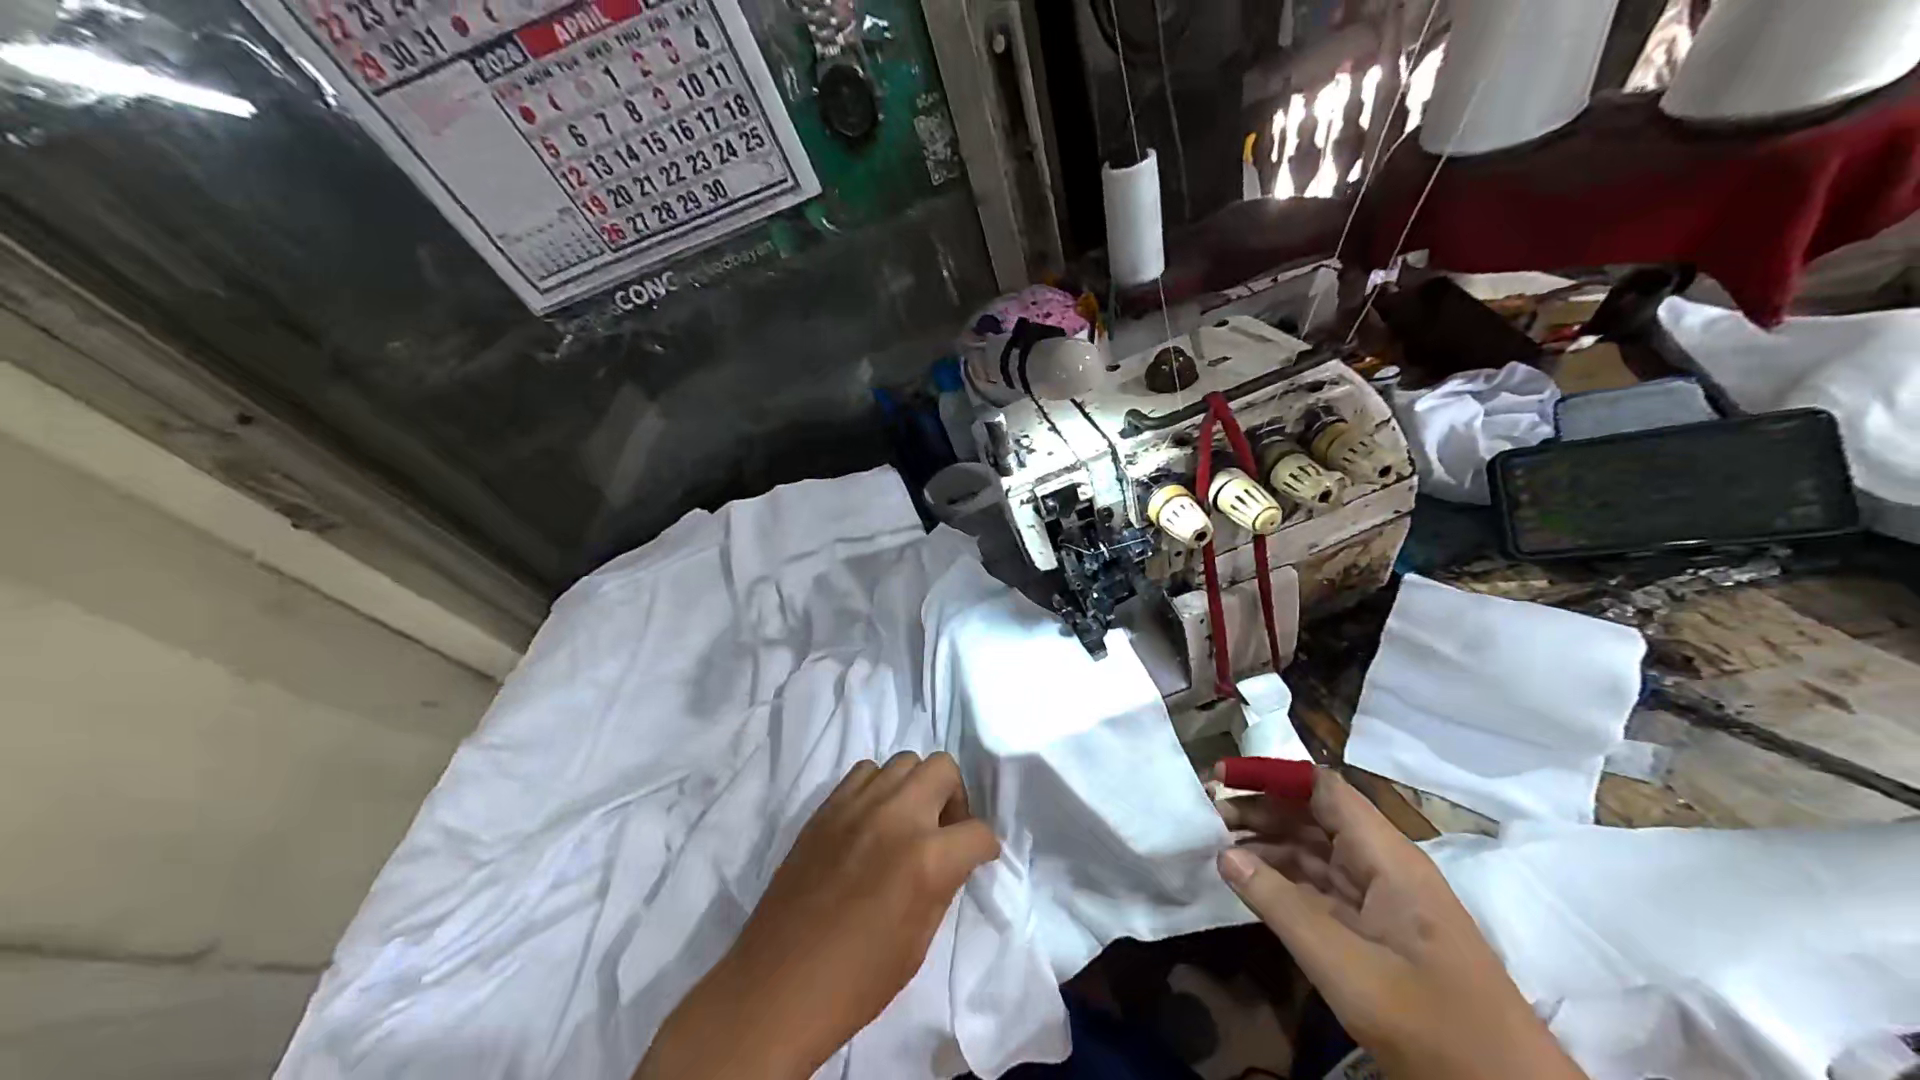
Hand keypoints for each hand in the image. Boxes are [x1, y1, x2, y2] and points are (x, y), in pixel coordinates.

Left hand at [636, 752, 998, 1079]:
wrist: (781, 984)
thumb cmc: (858, 978)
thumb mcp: (920, 939)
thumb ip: (943, 883)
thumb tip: (953, 858)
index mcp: (927, 858)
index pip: (978, 831)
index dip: (984, 847)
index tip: (979, 857)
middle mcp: (897, 816)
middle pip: (944, 768)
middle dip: (955, 797)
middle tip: (944, 830)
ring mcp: (858, 805)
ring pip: (904, 761)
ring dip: (916, 787)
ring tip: (907, 822)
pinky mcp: (827, 806)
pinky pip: (865, 772)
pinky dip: (879, 788)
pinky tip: (872, 820)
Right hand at [1214, 768, 1585, 1079]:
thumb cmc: (1430, 1022)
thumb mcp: (1345, 965)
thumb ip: (1280, 905)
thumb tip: (1224, 854)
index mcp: (1387, 858)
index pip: (1323, 789)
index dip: (1272, 776)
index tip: (1221, 779)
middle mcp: (1384, 866)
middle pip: (1315, 816)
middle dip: (1262, 809)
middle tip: (1208, 815)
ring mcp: (1381, 900)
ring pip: (1316, 852)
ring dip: (1268, 844)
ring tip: (1218, 845)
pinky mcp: (1376, 931)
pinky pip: (1322, 888)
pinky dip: (1284, 879)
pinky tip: (1251, 883)